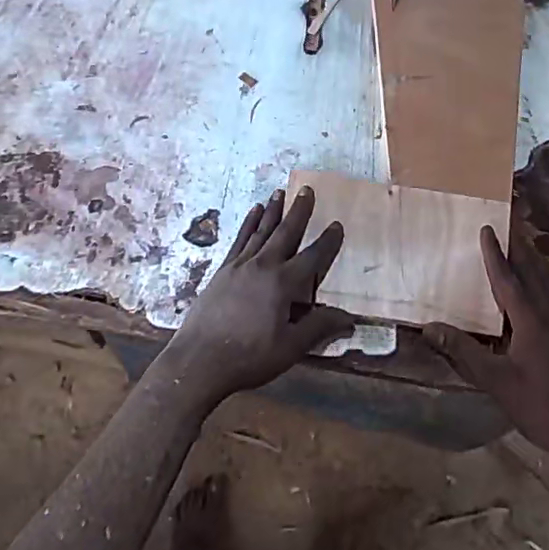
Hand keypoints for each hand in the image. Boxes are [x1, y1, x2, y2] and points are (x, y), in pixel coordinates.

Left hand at [155, 187, 354, 405]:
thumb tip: (348, 317)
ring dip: (272, 211)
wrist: (199, 360)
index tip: (337, 224)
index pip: (312, 257)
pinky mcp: (222, 270)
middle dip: (298, 211)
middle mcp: (262, 266)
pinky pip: (239, 239)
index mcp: (283, 284)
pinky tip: (253, 213)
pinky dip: (248, 224)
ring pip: (260, 230)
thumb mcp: (290, 347)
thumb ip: (318, 327)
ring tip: (279, 193)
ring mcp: (239, 265)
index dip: (327, 242)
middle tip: (306, 190)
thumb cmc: (249, 356)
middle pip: (284, 232)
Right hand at [422, 227, 548, 451]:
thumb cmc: (540, 407)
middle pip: (533, 271)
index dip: (494, 253)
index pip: (508, 278)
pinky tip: (541, 286)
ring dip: (533, 259)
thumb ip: (463, 352)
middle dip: (519, 244)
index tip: (487, 227)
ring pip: (547, 282)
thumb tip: (428, 328)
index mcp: (531, 321)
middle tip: (509, 220)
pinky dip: (542, 279)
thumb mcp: (496, 381)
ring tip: (522, 243)